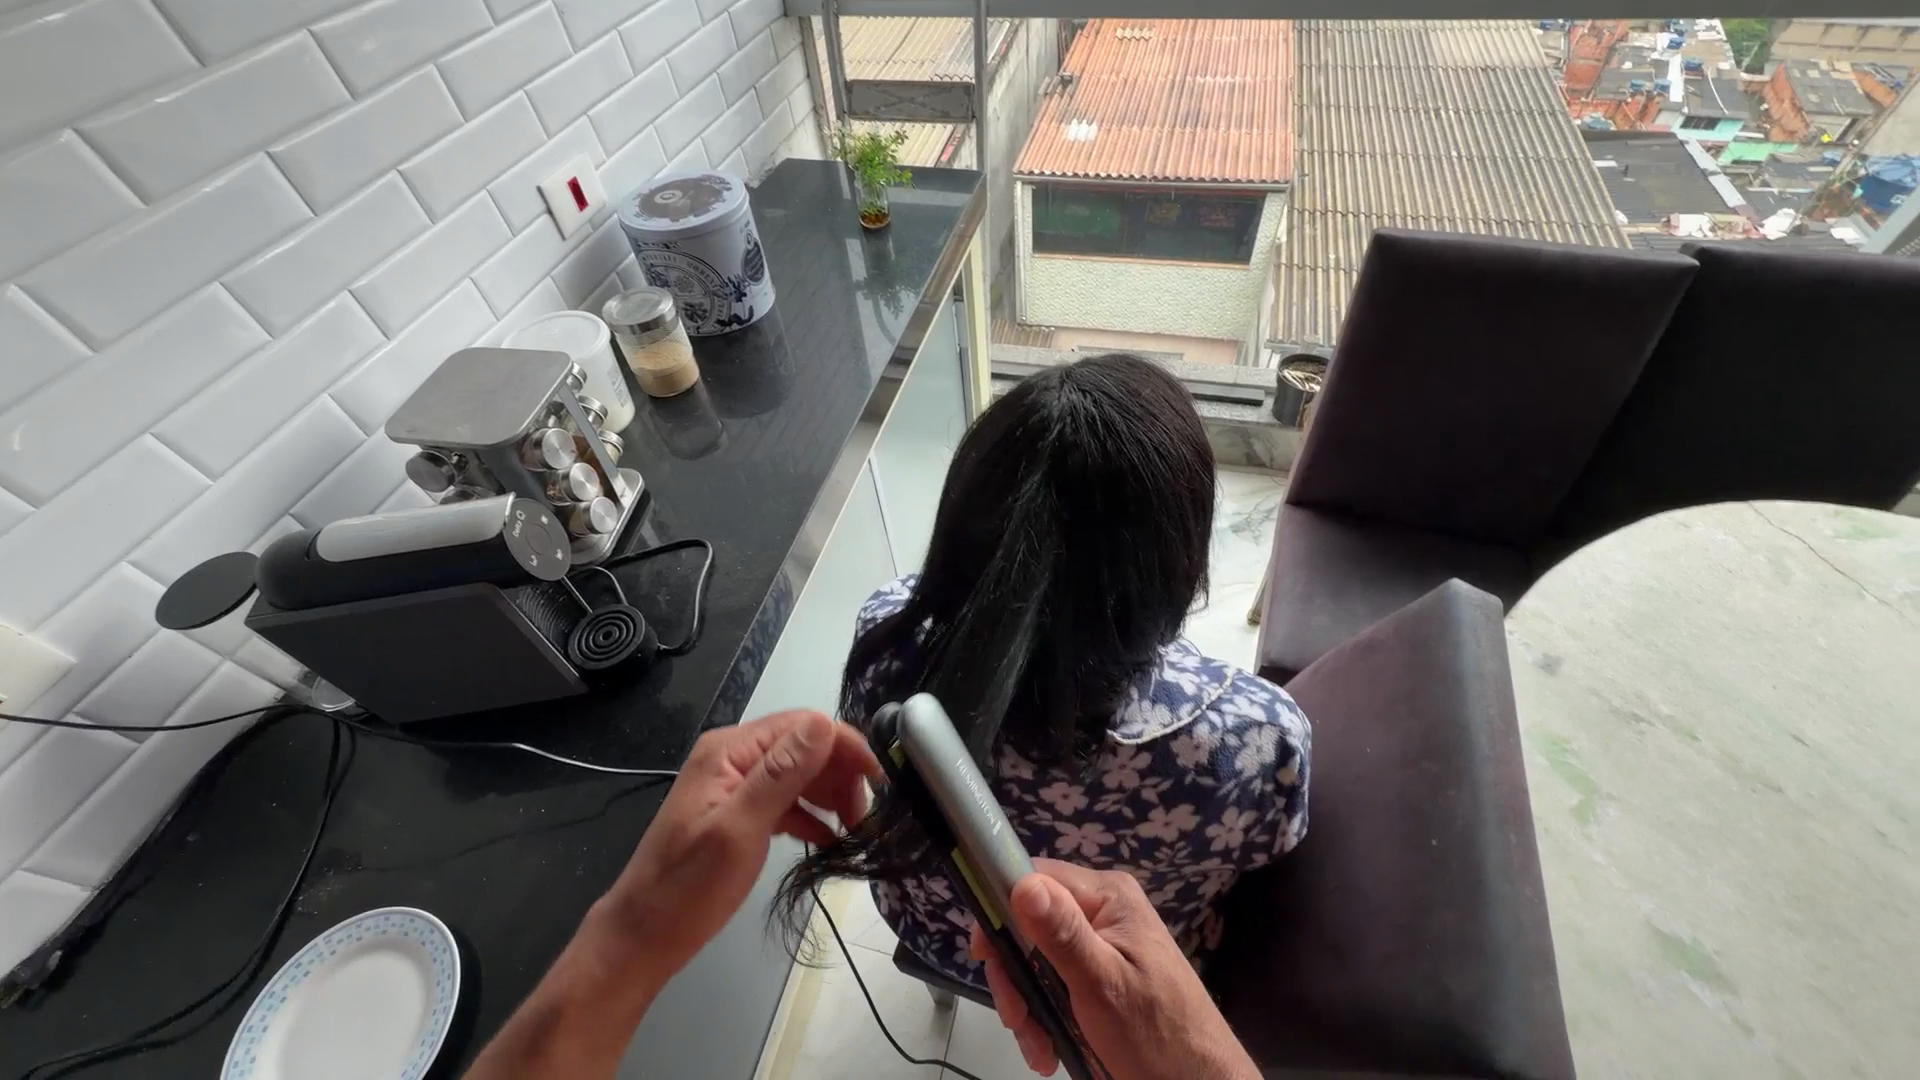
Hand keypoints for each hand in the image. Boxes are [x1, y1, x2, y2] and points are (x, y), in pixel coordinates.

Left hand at [464, 710, 879, 1079]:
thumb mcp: (739, 829)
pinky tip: (830, 839)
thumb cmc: (688, 888)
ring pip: (799, 772)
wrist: (641, 941)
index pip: (803, 725)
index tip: (878, 780)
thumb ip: (782, 774)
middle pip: (804, 746)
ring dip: (830, 794)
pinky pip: (786, 799)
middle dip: (841, 773)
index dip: (845, 746)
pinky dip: (811, 814)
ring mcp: (735, 784)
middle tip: (865, 816)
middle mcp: (733, 757)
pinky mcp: (739, 811)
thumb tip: (824, 724)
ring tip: (855, 828)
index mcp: (730, 750)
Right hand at [970, 859, 1257, 1079]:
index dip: (1002, 909)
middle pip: (1031, 922)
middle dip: (1016, 973)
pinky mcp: (1100, 977)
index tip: (984, 953)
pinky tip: (1050, 1049)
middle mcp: (1103, 910)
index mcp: (1107, 895)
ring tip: (1039, 1047)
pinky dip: (1045, 1016)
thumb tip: (1020, 883)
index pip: (1036, 877)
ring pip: (1038, 958)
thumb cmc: (1158, 1037)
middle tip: (1017, 1018)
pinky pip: (1055, 983)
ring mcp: (1102, 944)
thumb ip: (1061, 933)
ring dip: (1029, 1003)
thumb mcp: (1103, 985)